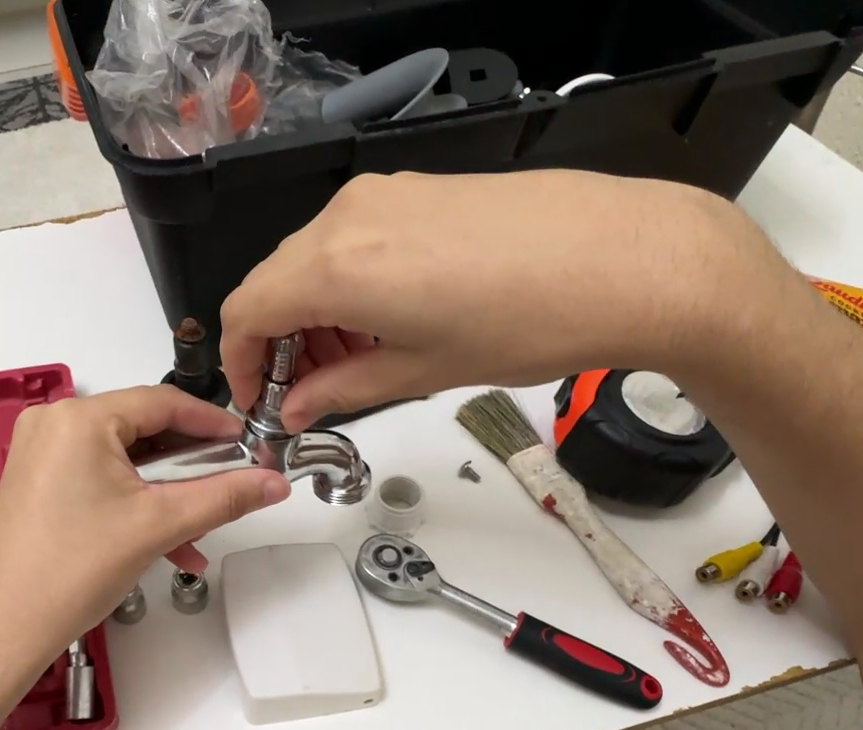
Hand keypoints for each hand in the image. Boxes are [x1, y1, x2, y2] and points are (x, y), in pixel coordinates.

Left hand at [0, 386, 290, 676]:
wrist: (7, 628)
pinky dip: (135, 505)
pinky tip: (165, 544)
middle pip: (144, 431)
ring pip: (125, 461)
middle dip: (190, 468)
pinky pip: (101, 479)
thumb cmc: (73, 571)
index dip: (213, 423)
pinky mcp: (38, 483)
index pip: (162, 403)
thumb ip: (225, 497)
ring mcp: (41, 454)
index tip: (248, 445)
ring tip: (198, 533)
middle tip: (229, 488)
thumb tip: (275, 483)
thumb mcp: (160, 526)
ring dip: (166, 494)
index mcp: (79, 419)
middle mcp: (54, 424)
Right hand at [219, 170, 794, 430]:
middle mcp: (346, 219)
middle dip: (278, 343)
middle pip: (273, 283)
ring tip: (353, 362)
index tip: (256, 396)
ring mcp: (382, 195)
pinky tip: (382, 320)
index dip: (238, 363)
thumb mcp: (417, 372)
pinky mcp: (415, 189)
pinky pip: (350, 240)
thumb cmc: (528, 320)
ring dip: (312, 315)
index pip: (246, 311)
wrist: (623, 259)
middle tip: (308, 390)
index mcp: (335, 267)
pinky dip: (345, 285)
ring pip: (309, 261)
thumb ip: (341, 389)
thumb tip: (296, 407)